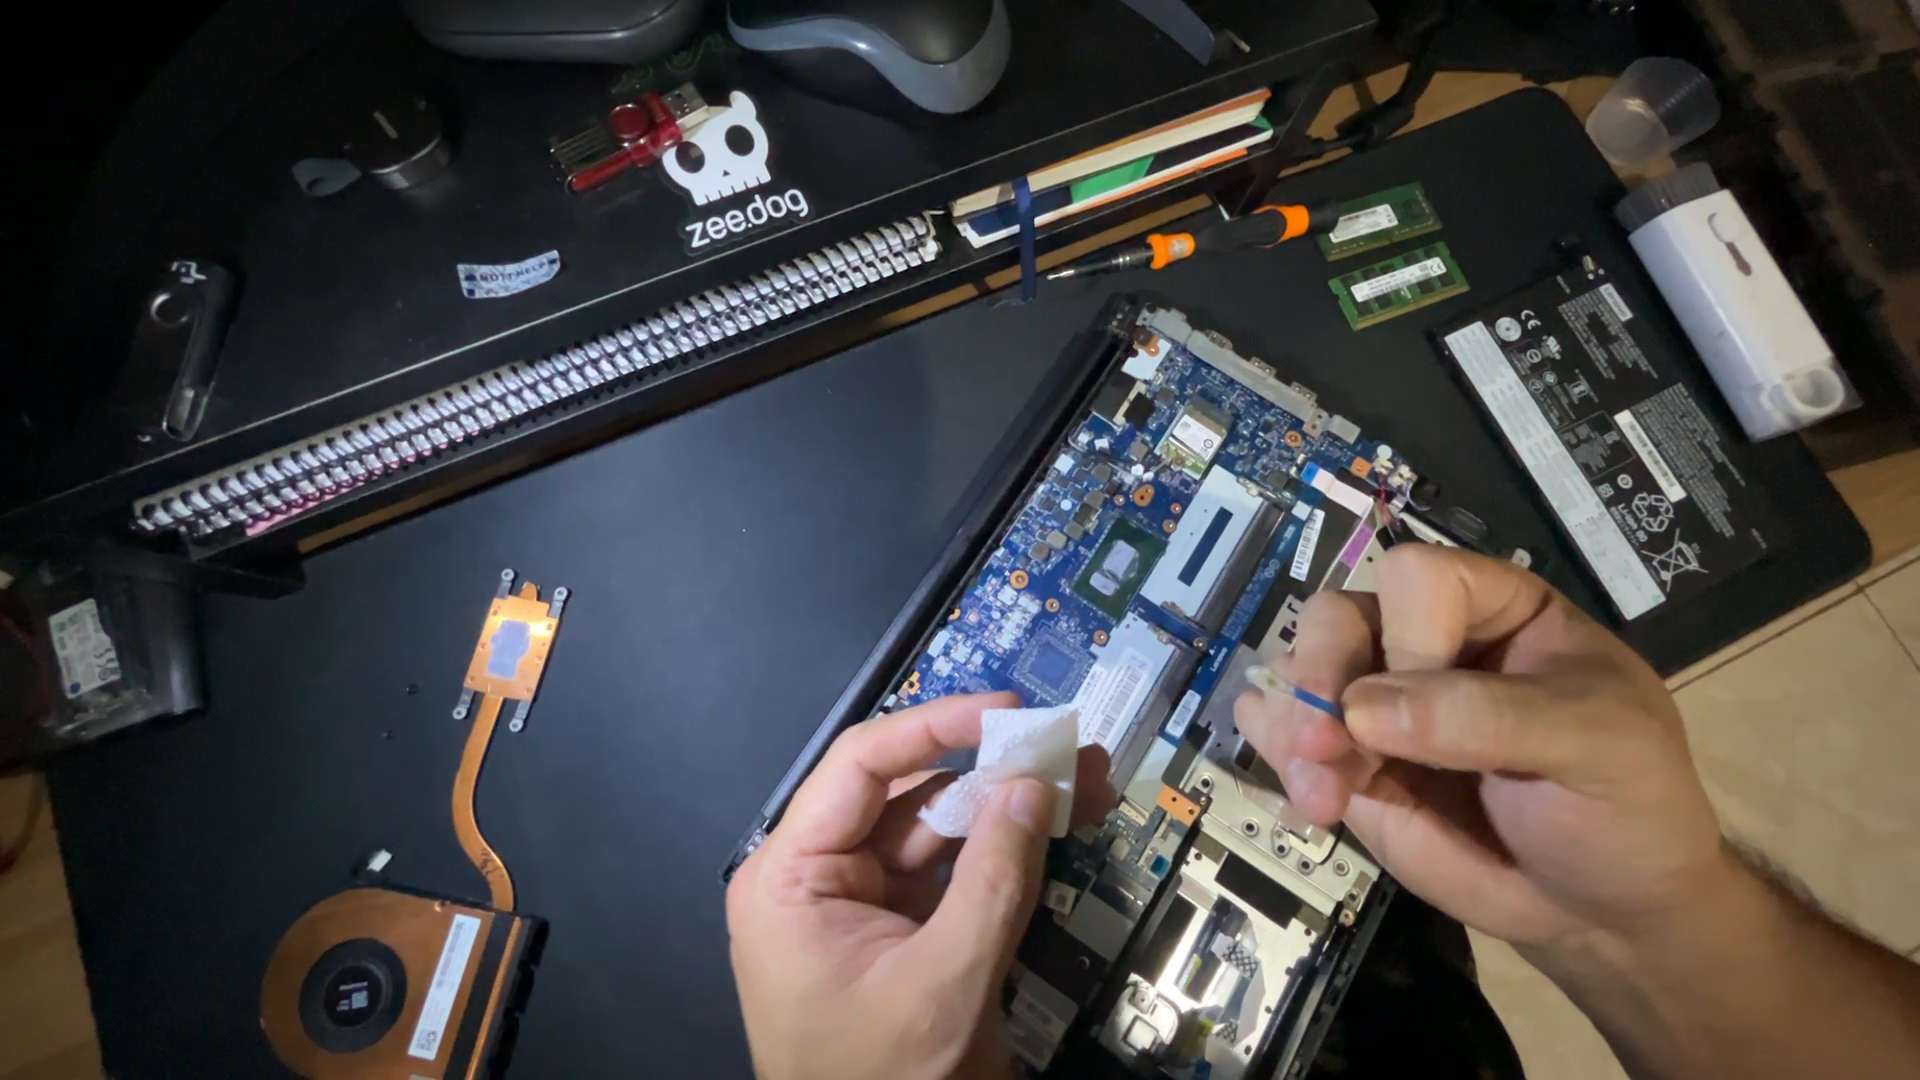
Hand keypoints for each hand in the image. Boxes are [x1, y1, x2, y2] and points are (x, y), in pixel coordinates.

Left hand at [727, 692, 1117, 1079]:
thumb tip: (1031, 783)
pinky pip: (952, 863)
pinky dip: (1003, 843)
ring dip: (1008, 800)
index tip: (1004, 709)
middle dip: (989, 766)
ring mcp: (862, 894)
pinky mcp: (899, 918)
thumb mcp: (946, 984)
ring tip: (1079, 776)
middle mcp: (819, 870)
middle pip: (908, 790)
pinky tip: (1055, 819)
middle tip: (1061, 743)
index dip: (935, 725)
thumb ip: (993, 877)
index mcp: (791, 875)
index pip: (861, 766)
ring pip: (938, 822)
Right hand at [1233, 544, 1729, 953]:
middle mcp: (1417, 639)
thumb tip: (1357, 711)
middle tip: (1324, 747)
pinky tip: (1311, 794)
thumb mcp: (1595, 746)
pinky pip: (1273, 723)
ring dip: (1297, 729)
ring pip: (1293, 667)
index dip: (1410, 633)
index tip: (1429, 709)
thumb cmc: (1620, 808)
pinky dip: (1274, 750)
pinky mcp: (1337, 751)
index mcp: (1489, 608)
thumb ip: (1485, 716)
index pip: (1416, 578)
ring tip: (1325, 797)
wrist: (1597, 912)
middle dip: (1321, 678)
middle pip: (1335, 616)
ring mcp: (1370, 697)